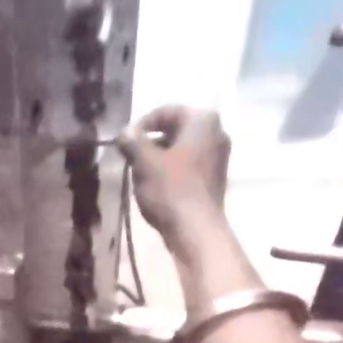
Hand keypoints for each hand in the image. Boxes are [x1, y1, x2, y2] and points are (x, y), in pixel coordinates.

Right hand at [118, 105, 230, 252]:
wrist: (195, 230)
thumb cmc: (171, 190)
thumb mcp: (145, 162)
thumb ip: (133, 141)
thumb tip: (125, 132)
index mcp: (203, 120)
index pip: (166, 112)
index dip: (141, 125)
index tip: (124, 143)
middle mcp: (216, 132)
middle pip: (175, 132)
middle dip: (150, 144)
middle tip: (131, 160)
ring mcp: (218, 158)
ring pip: (181, 151)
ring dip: (159, 160)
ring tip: (140, 177)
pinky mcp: (214, 181)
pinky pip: (188, 168)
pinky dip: (171, 173)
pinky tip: (157, 189)